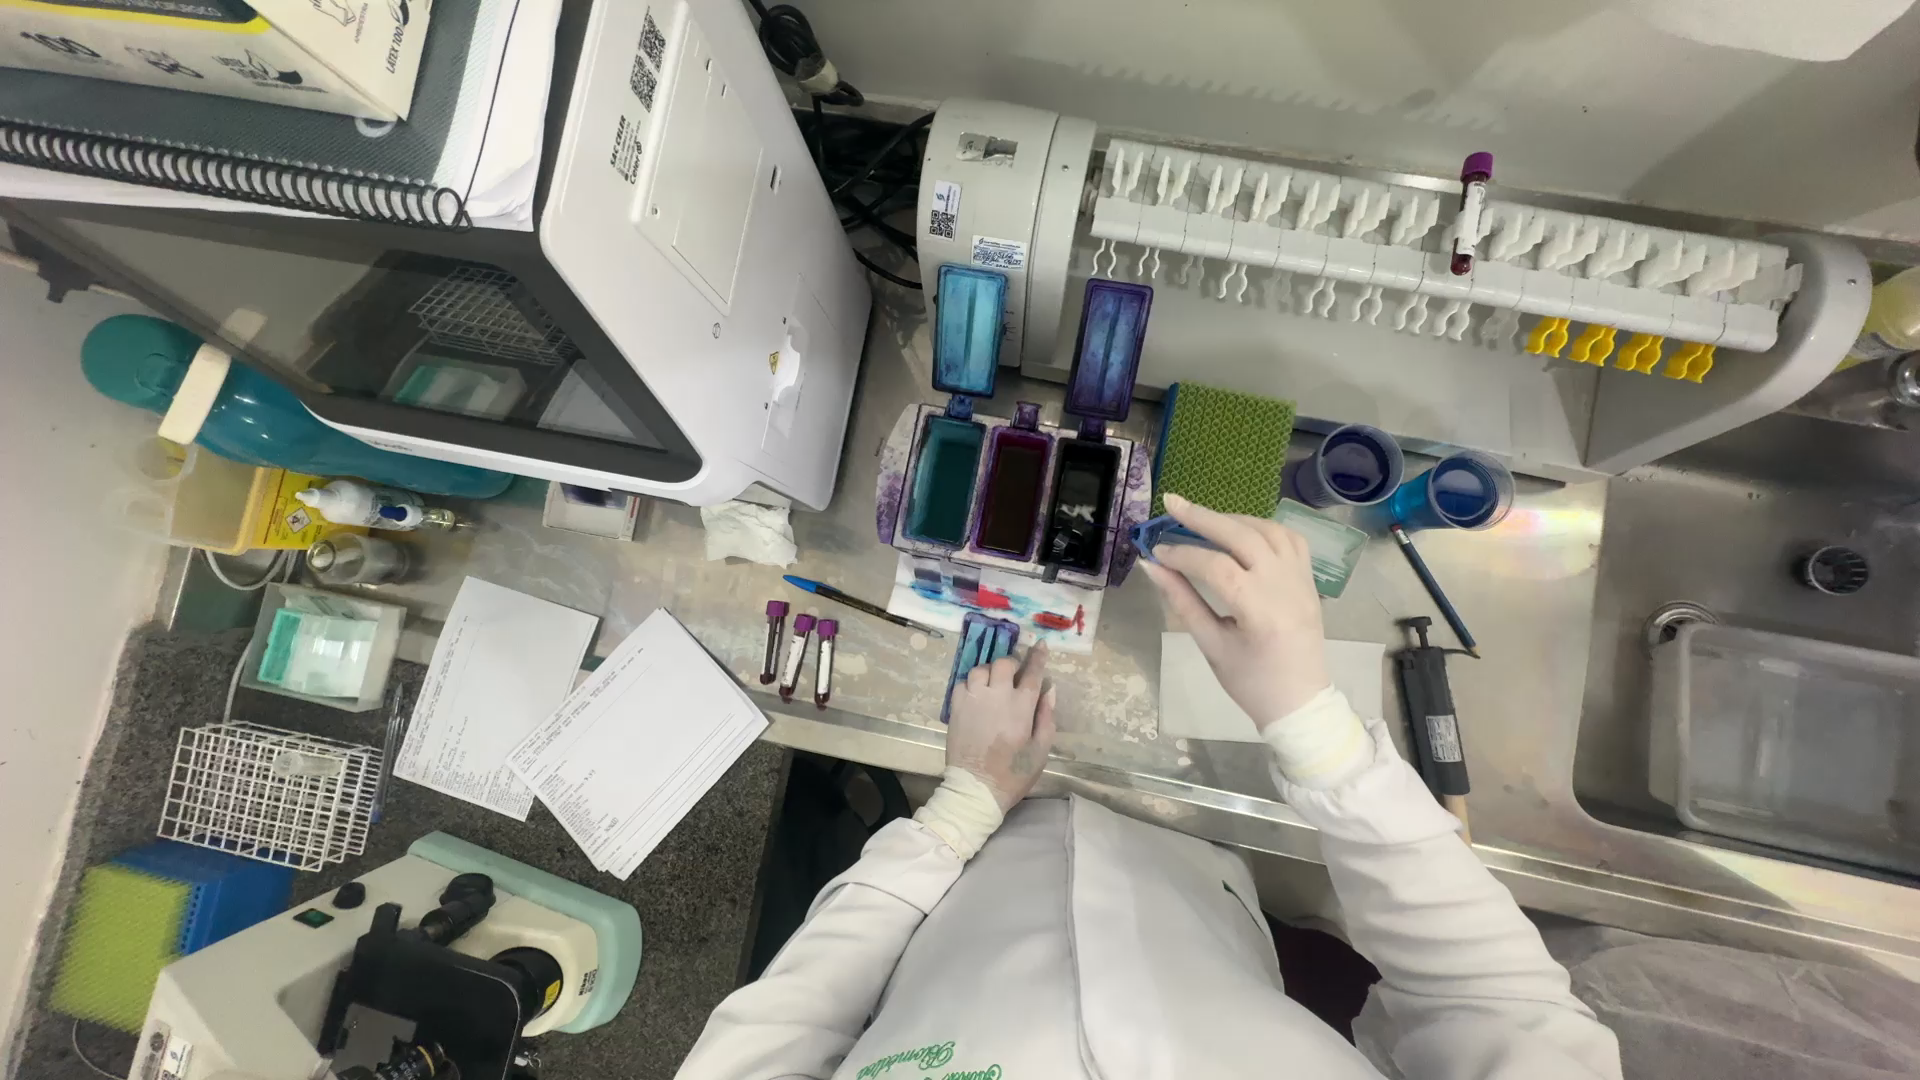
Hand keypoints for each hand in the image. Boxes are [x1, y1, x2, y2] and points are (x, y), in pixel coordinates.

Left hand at [945, 643, 1057, 811]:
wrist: (976, 789)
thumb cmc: (1013, 773)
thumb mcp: (1041, 750)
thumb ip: (1046, 717)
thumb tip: (1049, 690)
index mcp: (1021, 706)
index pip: (1032, 672)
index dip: (1038, 656)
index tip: (1040, 645)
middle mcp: (996, 695)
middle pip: (1003, 663)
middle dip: (1012, 664)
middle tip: (1014, 674)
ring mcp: (973, 699)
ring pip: (980, 669)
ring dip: (990, 672)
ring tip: (993, 684)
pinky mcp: (956, 707)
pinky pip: (962, 683)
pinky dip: (971, 684)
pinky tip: (977, 695)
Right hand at [1139, 493, 1330, 728]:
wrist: (1300, 702)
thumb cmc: (1250, 682)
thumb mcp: (1210, 644)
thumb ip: (1182, 601)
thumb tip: (1152, 567)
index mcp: (1259, 611)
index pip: (1216, 566)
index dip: (1182, 554)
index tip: (1155, 551)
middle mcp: (1285, 587)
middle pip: (1243, 536)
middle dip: (1203, 517)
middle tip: (1171, 503)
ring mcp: (1302, 580)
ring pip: (1269, 530)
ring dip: (1233, 519)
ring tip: (1202, 518)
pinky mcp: (1309, 580)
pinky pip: (1290, 539)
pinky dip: (1262, 527)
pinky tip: (1239, 530)